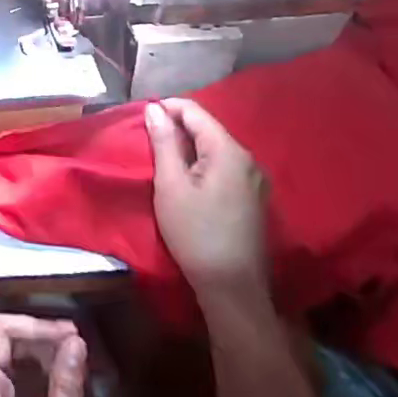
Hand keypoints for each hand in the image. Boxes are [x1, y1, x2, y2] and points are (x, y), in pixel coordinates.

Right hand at [144, 99, 270, 301]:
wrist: (233, 288)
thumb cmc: (196, 232)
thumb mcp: (171, 185)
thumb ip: (164, 142)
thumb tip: (155, 108)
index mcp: (228, 151)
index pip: (195, 111)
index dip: (166, 107)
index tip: (141, 118)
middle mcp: (248, 159)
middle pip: (207, 128)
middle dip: (177, 127)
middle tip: (147, 140)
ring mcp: (255, 180)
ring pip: (216, 147)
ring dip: (189, 146)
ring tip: (163, 158)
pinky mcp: (254, 198)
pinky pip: (225, 166)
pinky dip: (203, 163)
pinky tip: (188, 179)